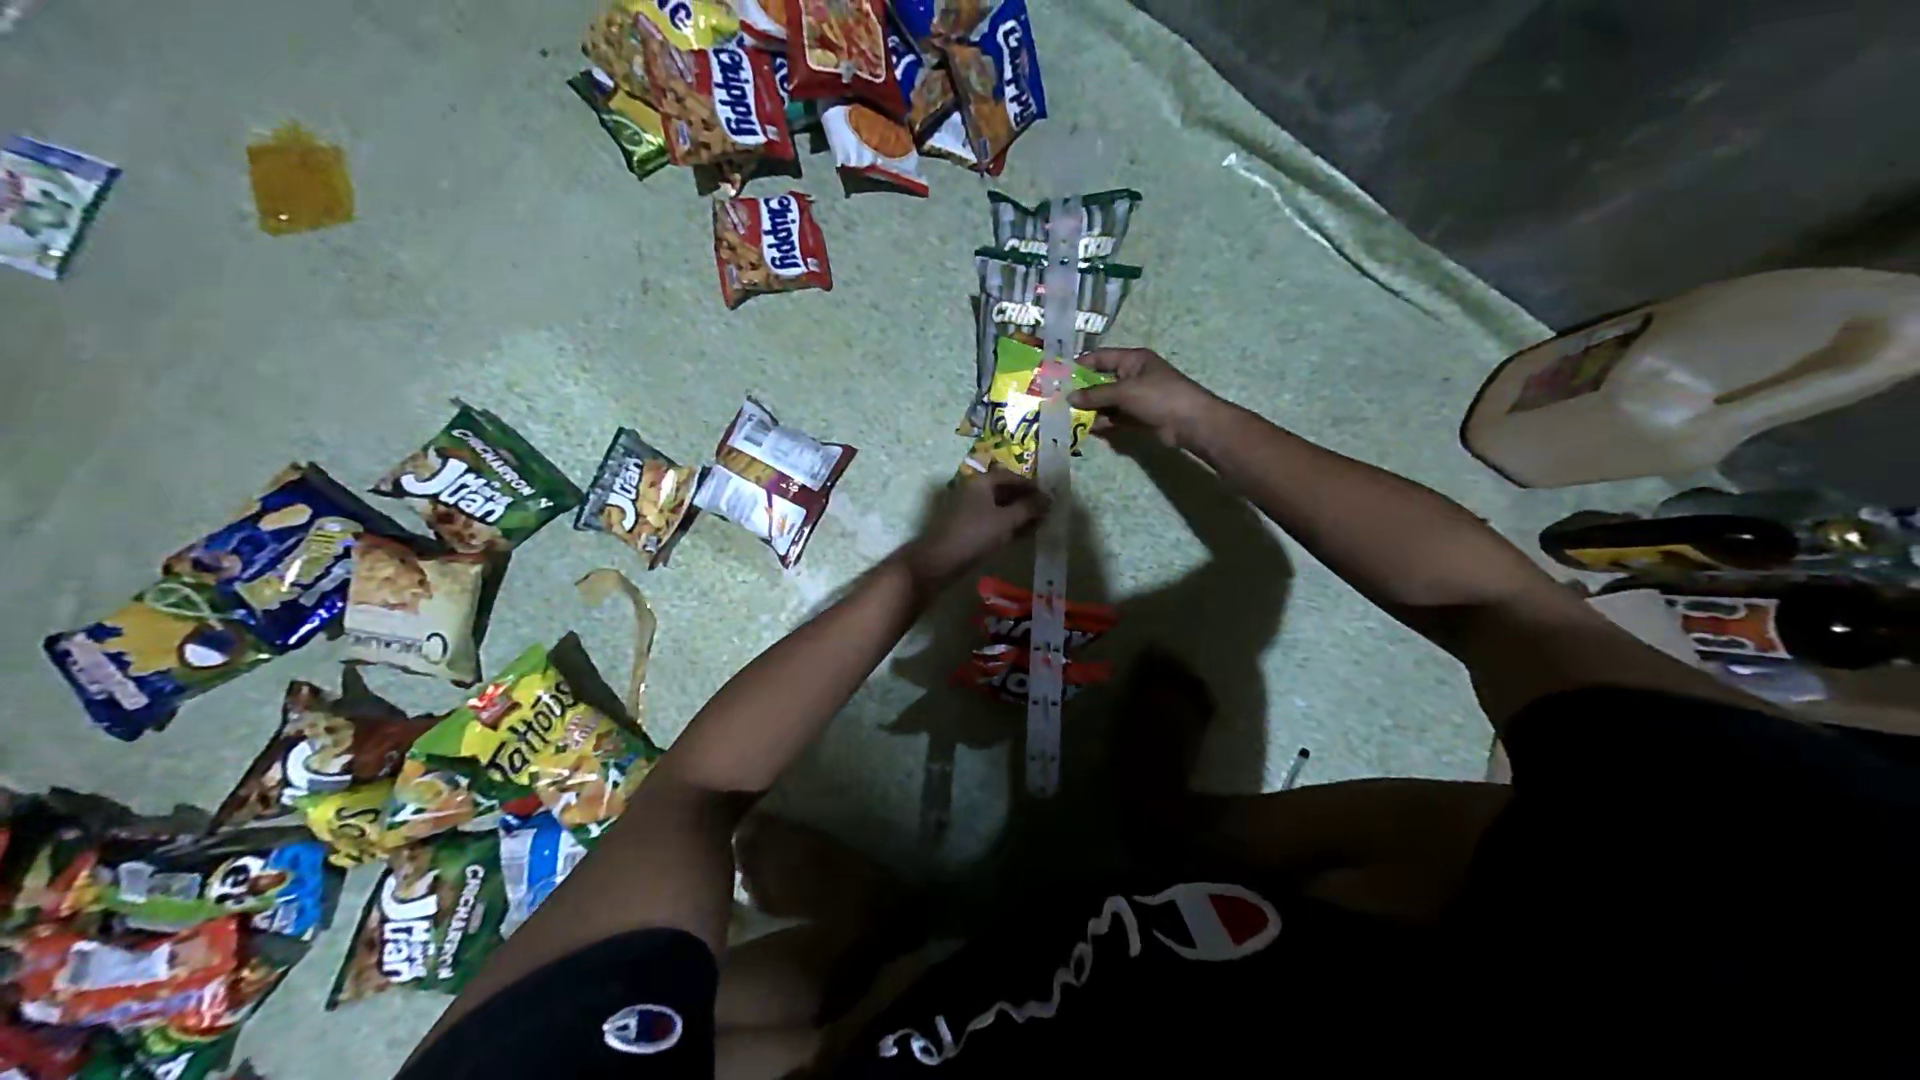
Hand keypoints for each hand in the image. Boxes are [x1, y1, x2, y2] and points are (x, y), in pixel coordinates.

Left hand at [903, 468, 1050, 586]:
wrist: (940, 560)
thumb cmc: (974, 534)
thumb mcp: (1006, 520)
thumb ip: (1029, 508)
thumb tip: (1049, 498)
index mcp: (981, 482)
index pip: (1011, 476)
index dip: (1032, 486)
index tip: (1049, 497)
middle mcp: (973, 490)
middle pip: (1005, 491)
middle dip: (1026, 501)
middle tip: (1046, 513)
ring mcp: (968, 509)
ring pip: (999, 507)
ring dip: (1019, 514)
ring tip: (1038, 525)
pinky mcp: (966, 526)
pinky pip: (992, 520)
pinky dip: (1008, 525)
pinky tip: (1022, 535)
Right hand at [1068, 348, 1219, 447]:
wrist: (1190, 423)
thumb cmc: (1160, 397)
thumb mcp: (1125, 391)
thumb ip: (1096, 395)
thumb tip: (1069, 397)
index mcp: (1132, 360)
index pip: (1100, 357)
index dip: (1080, 364)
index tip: (1059, 375)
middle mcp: (1132, 376)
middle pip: (1100, 381)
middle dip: (1081, 391)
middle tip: (1058, 399)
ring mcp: (1134, 398)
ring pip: (1105, 402)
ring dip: (1089, 409)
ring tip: (1067, 416)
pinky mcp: (1136, 417)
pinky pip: (1113, 417)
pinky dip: (1101, 422)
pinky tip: (1085, 428)